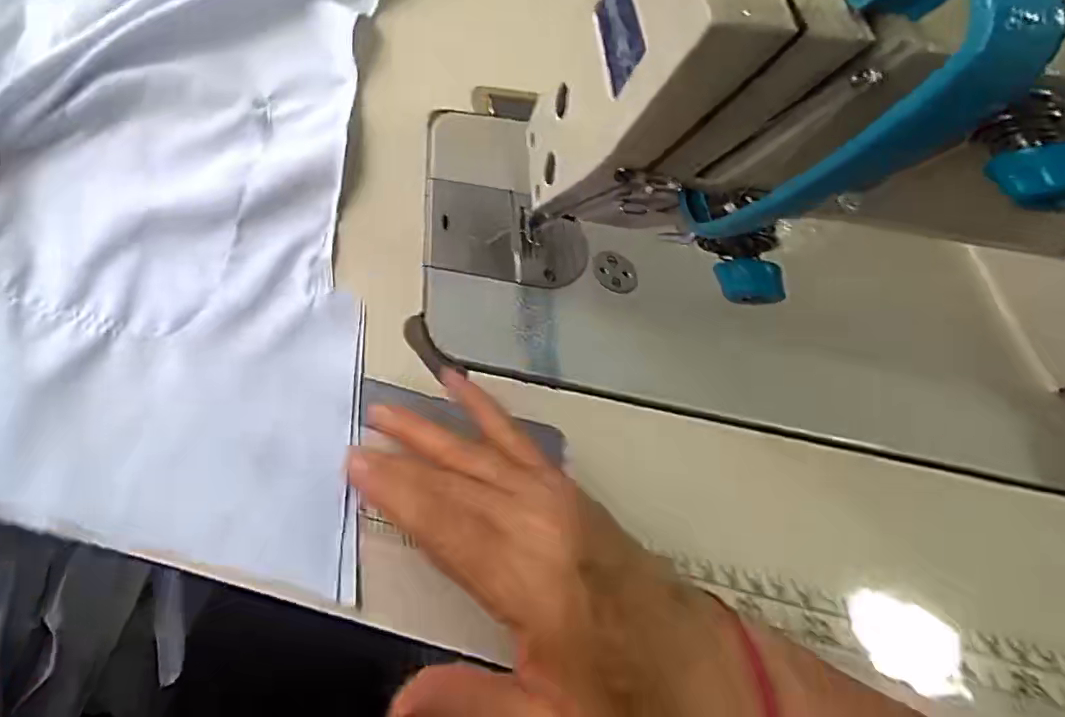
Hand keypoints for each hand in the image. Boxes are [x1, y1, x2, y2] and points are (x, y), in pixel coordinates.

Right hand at [349, 370, 714, 716]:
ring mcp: (556, 500)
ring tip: (383, 409)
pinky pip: (517, 438)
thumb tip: (393, 706)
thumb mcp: (550, 715)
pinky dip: (483, 407)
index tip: (354, 464)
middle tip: (352, 439)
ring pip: (475, 454)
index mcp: (531, 583)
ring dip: (425, 430)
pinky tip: (455, 380)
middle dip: (399, 461)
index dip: (397, 494)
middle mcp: (539, 528)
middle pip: (453, 485)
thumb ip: (469, 699)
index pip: (445, 526)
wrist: (711, 674)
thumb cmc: (624, 696)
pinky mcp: (568, 489)